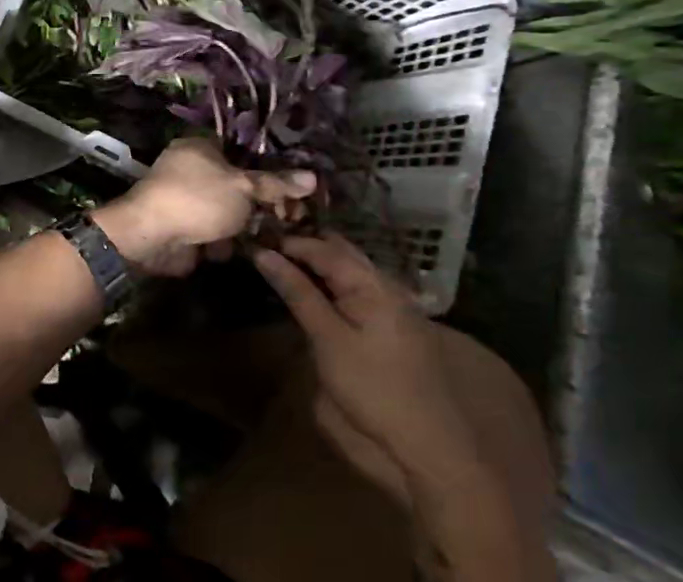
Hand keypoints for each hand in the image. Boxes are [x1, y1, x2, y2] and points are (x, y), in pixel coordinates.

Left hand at [93, 137, 314, 275]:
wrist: (151, 236)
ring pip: (228, 213)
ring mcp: (186, 200)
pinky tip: (233, 251)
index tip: (294, 191)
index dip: (269, 171)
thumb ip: (275, 184)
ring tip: (266, 239)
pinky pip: (214, 234)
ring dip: (243, 228)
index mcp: (198, 148)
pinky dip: (223, 244)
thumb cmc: (197, 200)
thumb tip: (312, 177)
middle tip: (287, 220)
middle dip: (260, 206)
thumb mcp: (242, 187)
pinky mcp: (184, 228)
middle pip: (237, 186)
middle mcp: (189, 170)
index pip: (241, 153)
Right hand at [251, 235, 470, 473]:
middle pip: (339, 252)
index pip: (321, 248)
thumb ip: (297, 292)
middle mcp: (386, 285)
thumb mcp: (327, 337)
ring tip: (280, 264)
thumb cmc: (373, 386)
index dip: (285, 242)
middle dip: (302, 246)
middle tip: (264, 249)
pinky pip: (356, 287)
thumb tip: (263, 254)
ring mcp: (394, 304)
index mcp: (372, 284)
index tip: (252, 243)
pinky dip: (330, 282)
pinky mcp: (393, 324)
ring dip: (315, 264)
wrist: (430, 440)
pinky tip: (312, 291)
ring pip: (349, 269)